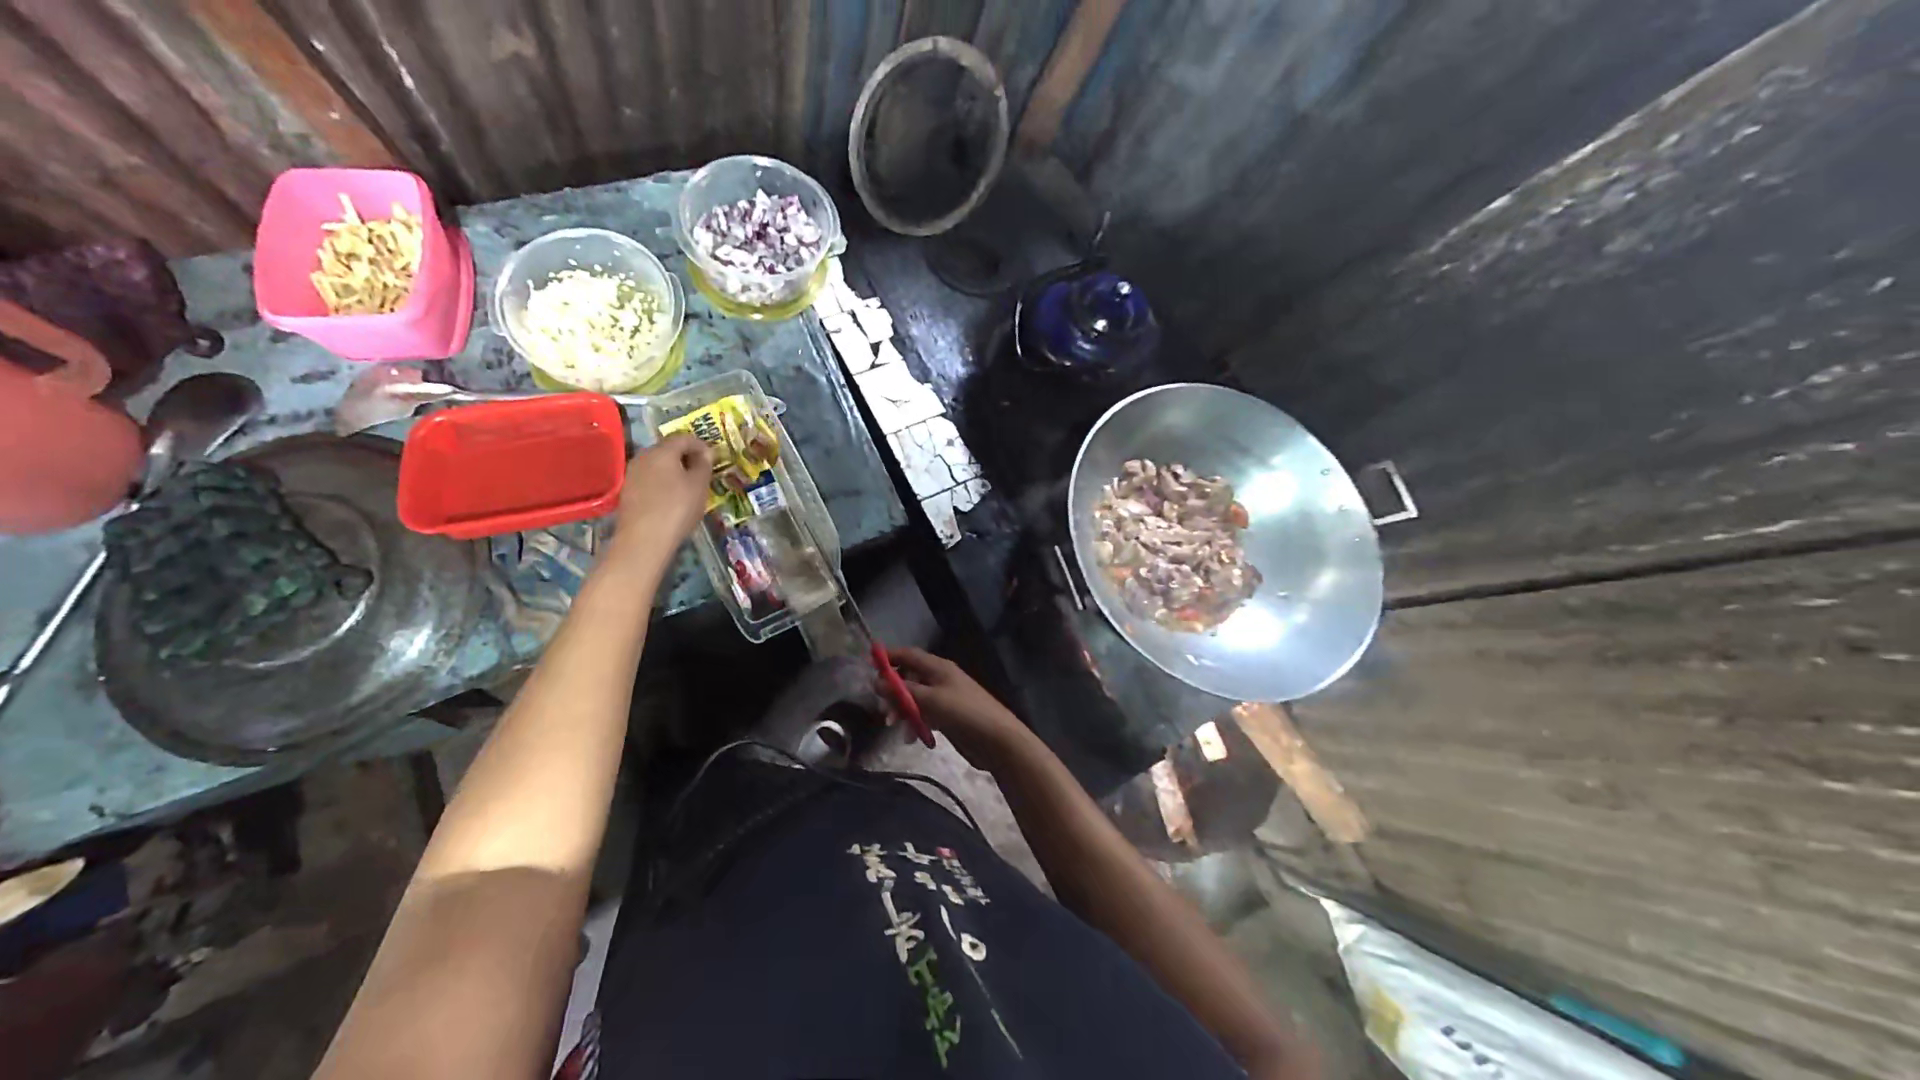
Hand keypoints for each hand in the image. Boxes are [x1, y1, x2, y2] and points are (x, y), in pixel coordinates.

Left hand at [610, 434, 711, 564]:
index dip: (701, 444)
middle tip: (702, 472)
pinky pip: (650, 479)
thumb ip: (704, 464)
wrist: (644, 540)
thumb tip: (705, 452)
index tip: (713, 458)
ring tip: (688, 486)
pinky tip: (671, 498)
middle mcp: (643, 456)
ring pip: (657, 465)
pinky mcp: (627, 491)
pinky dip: (663, 483)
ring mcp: (632, 474)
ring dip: (673, 470)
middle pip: (667, 449)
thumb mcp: (699, 485)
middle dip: (686, 457)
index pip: (683, 438)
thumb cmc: (677, 508)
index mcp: (662, 451)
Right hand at [887, 647, 1032, 769]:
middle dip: (893, 691)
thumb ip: (903, 691)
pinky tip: (911, 736)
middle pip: (909, 678)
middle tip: (883, 708)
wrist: (998, 740)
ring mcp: (944, 698)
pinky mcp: (947, 717)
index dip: (889, 657)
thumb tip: (877, 681)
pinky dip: (915, 722)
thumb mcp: (931, 700)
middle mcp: (940, 679)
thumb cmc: (965, 713)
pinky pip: (924, 714)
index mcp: (938, 667)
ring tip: (894, 726)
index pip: (908, 654)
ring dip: (902, 710)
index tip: (868, 665)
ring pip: (914, 699)